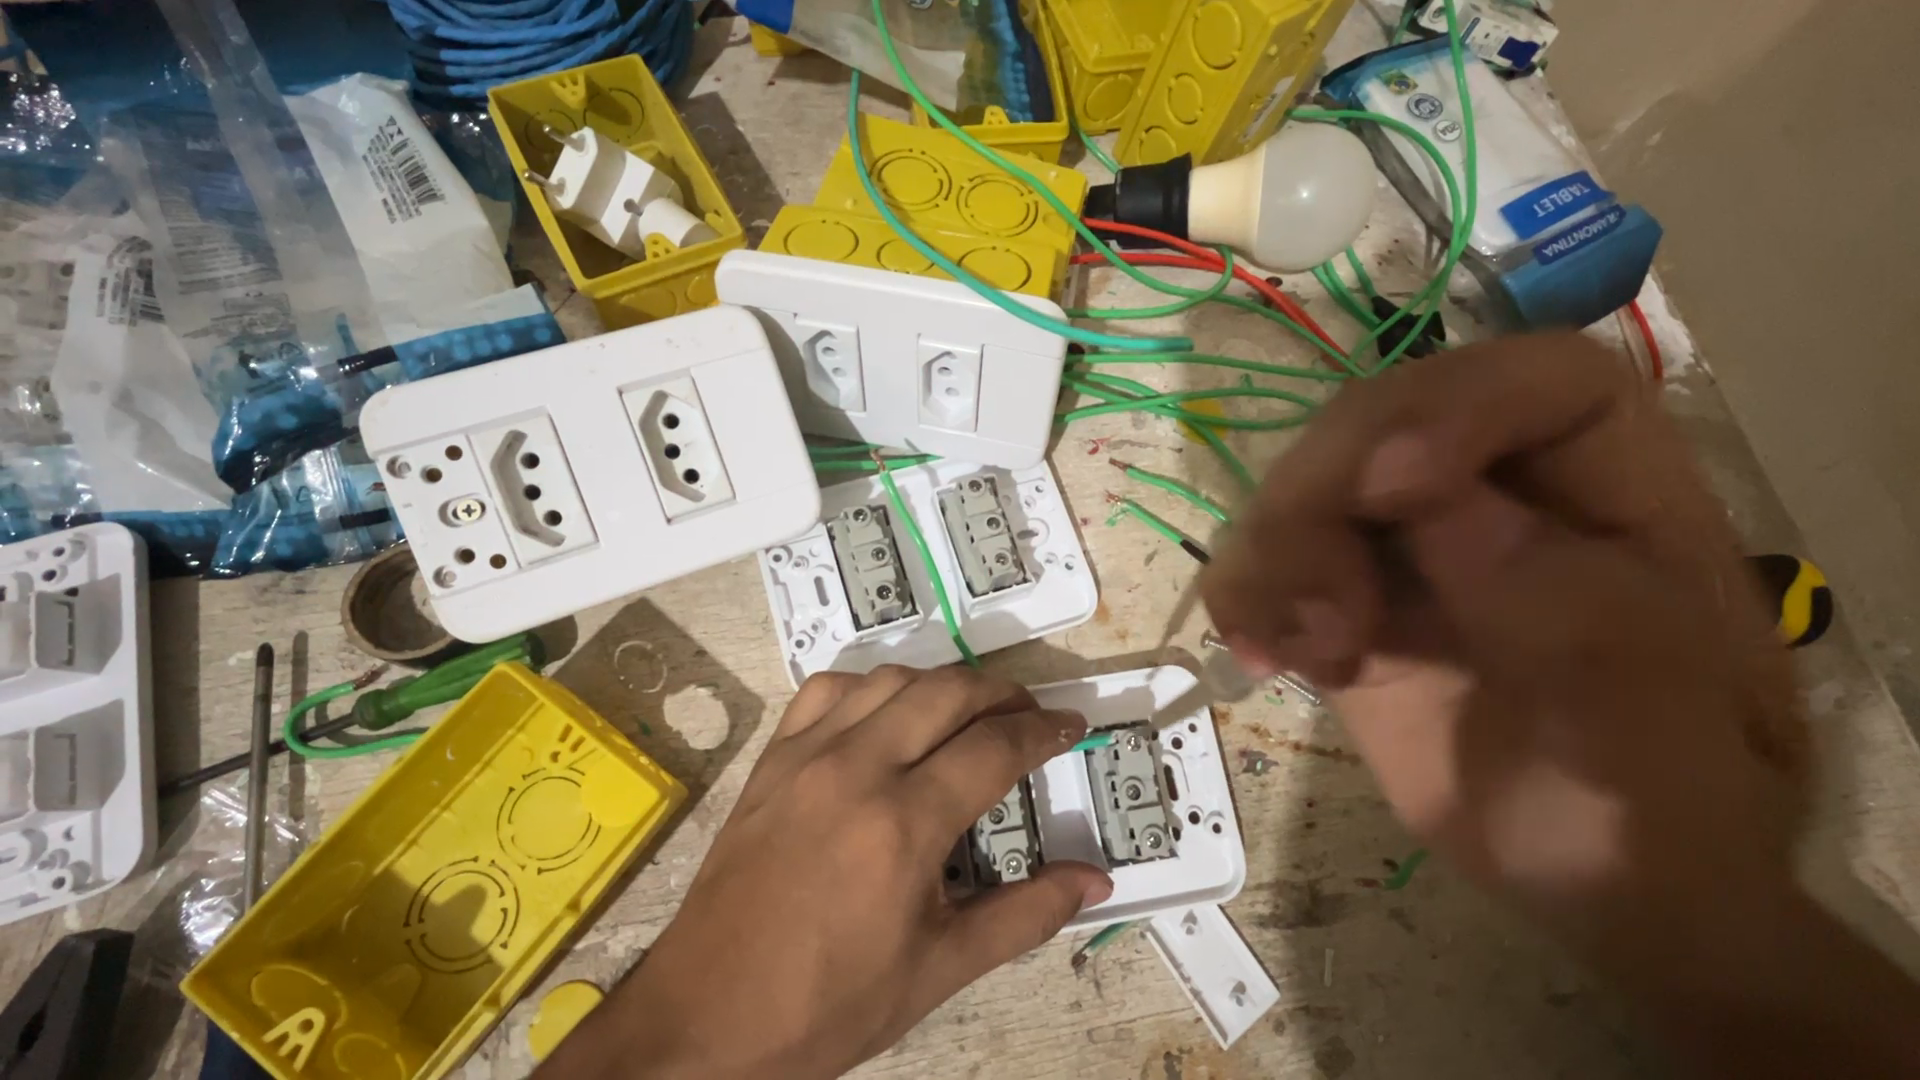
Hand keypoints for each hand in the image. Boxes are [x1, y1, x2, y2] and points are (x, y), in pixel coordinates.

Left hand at [539, 666, 1110, 1079]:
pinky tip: (885, 712)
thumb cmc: (831, 1001)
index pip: (995, 748)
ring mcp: (806, 756)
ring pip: (890, 680)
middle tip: (1030, 714)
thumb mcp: (939, 969)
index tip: (1073, 726)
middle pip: (948, 693)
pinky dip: (870, 687)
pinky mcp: (771, 760)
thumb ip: (1025, 915)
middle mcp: (857, 769)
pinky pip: (826, 690)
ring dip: (941, 684)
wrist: (708, 1016)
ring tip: (968, 710)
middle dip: (1002, 693)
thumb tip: (1096, 878)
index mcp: (904, 824)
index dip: (1045, 731)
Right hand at [1201, 334, 1807, 957]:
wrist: (1576, 867)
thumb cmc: (1648, 805)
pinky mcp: (1333, 586)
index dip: (1454, 407)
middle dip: (1324, 502)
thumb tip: (1443, 508)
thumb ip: (1570, 614)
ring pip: (1294, 483)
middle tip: (1329, 616)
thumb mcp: (1651, 728)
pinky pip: (1255, 554)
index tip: (1391, 488)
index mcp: (1609, 487)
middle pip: (1374, 421)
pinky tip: (1270, 660)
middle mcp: (1493, 487)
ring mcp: (1401, 537)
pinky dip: (1243, 598)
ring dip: (1274, 559)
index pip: (1534, 379)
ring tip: (1312, 655)